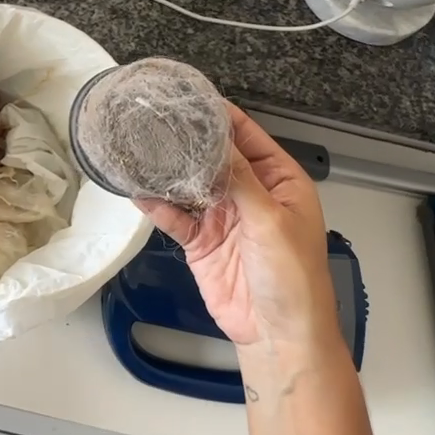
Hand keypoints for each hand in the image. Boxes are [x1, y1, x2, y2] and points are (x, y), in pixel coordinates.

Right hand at [133, 104, 339, 360]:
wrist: (278, 336)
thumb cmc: (294, 280)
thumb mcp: (271, 222)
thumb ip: (240, 180)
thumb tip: (214, 143)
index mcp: (280, 182)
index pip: (248, 137)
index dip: (222, 117)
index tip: (193, 97)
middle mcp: (250, 194)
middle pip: (214, 157)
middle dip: (188, 141)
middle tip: (157, 120)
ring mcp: (223, 216)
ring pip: (190, 183)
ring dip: (169, 172)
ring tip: (141, 150)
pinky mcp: (201, 241)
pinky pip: (175, 216)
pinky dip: (157, 205)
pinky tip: (140, 193)